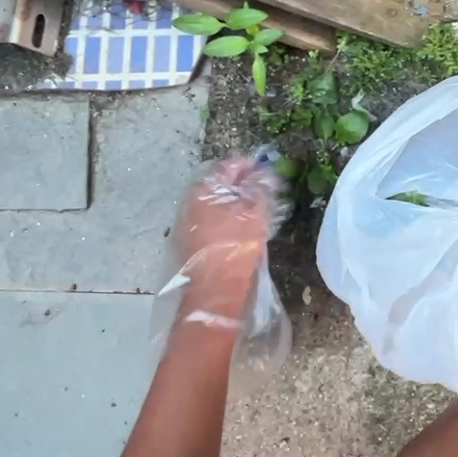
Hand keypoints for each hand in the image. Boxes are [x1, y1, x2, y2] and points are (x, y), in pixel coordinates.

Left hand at [170, 157, 280, 324]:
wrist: (212, 292)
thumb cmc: (234, 246)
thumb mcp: (254, 211)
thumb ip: (260, 186)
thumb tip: (265, 171)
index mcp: (204, 189)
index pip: (229, 165)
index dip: (251, 164)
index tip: (270, 168)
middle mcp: (190, 201)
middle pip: (221, 183)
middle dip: (244, 183)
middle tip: (268, 188)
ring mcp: (187, 222)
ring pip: (217, 202)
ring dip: (237, 201)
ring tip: (260, 207)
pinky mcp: (190, 241)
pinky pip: (212, 219)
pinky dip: (228, 217)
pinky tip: (244, 227)